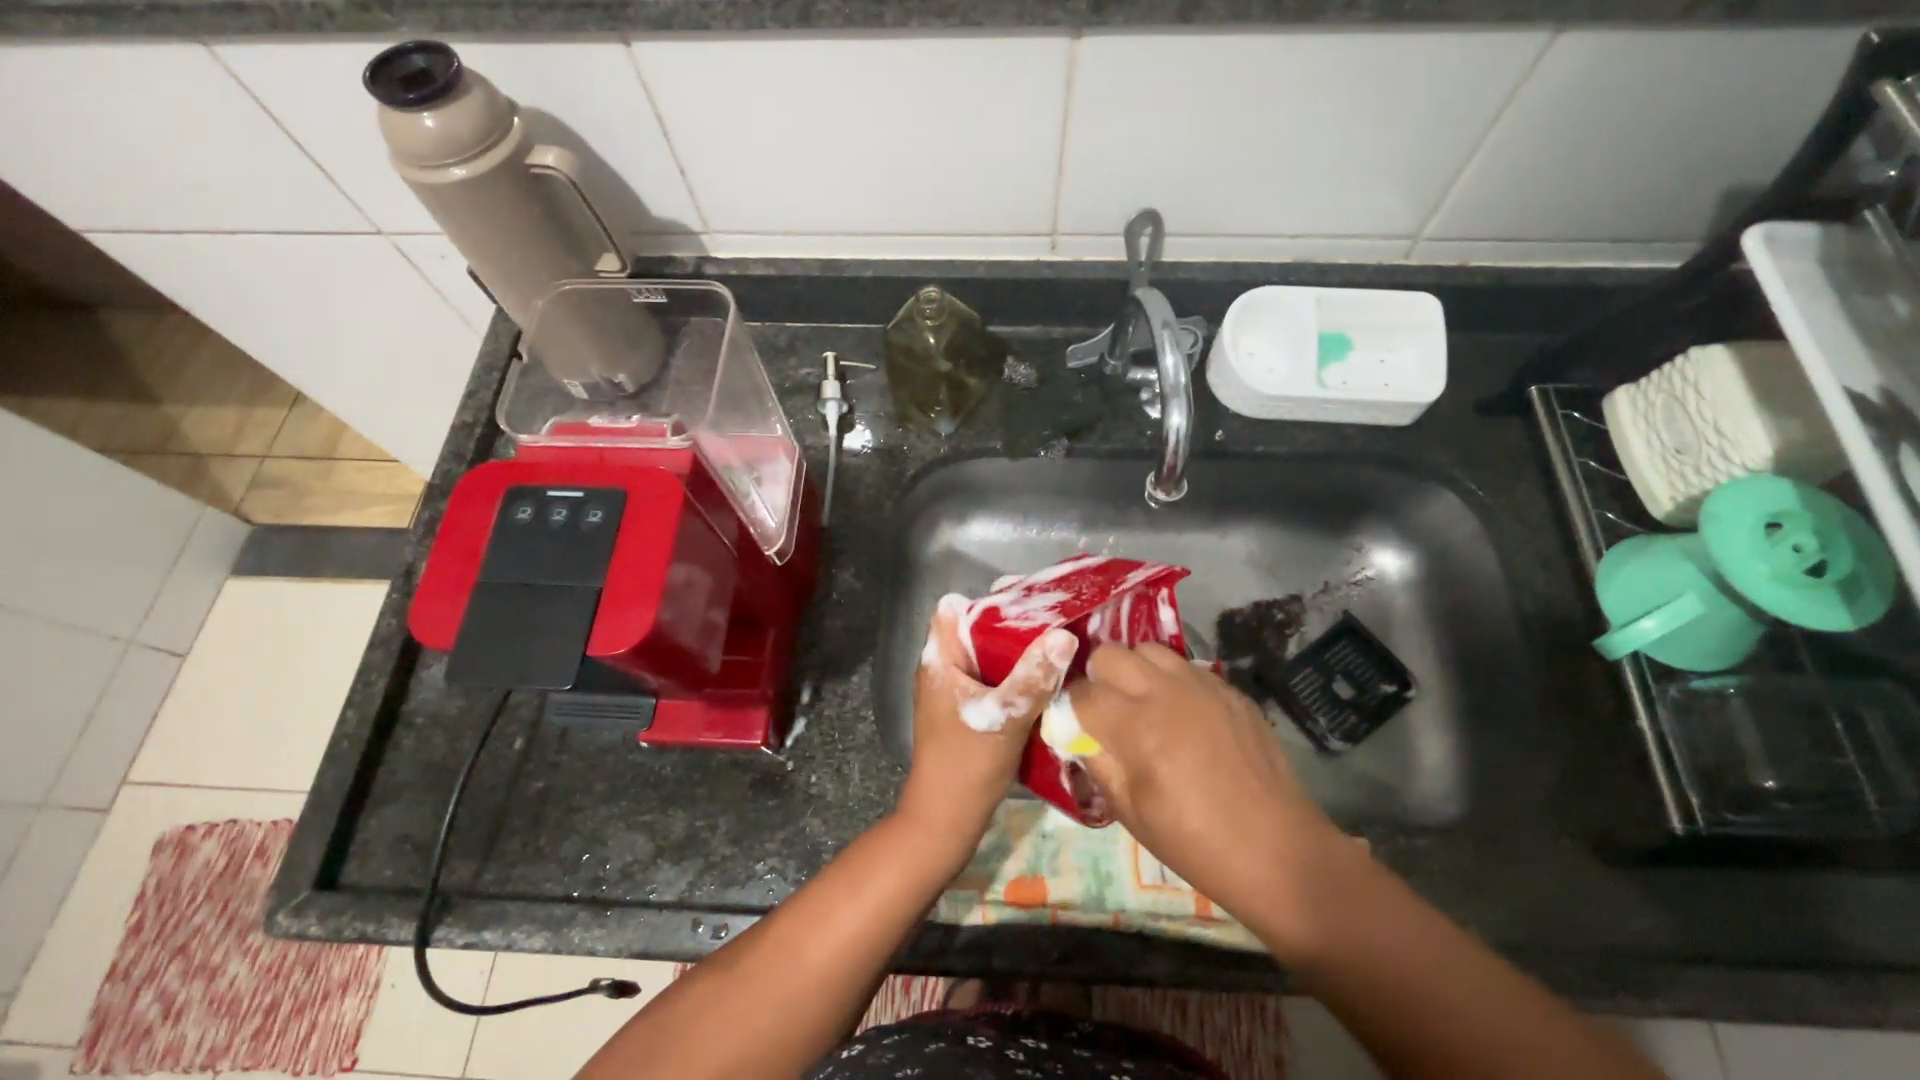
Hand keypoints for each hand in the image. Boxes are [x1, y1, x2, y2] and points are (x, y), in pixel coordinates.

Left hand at [897, 594, 1077, 848]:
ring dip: (1020, 654)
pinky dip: (1018, 677)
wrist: (946, 819)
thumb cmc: (967, 764)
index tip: (1031, 603)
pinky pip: (995, 680)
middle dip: (1015, 626)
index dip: (989, 600)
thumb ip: (1033, 677)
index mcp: (940, 660)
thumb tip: (1064, 635)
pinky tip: (1049, 681)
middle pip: (977, 630)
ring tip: (1060, 648)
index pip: (955, 609)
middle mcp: (944, 669)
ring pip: (989, 657)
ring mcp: (955, 692)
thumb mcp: (1004, 717)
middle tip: (1058, 623)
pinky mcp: (969, 712)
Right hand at [1072, 643, 1363, 960]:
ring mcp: (1203, 686)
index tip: (1074, 728)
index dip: (1070, 710)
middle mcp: (1165, 692)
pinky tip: (1183, 717)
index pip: (1081, 693)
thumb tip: (1079, 737)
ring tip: (1143, 706)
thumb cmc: (1194, 841)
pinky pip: (1187, 668)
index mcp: (1135, 725)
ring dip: (1135, 672)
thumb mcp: (1130, 813)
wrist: (1276, 849)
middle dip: (1098, 679)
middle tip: (1106, 713)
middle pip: (1109, 655)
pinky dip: (1172, 683)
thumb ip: (1098, 764)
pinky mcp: (1231, 691)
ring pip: (1149, 650)